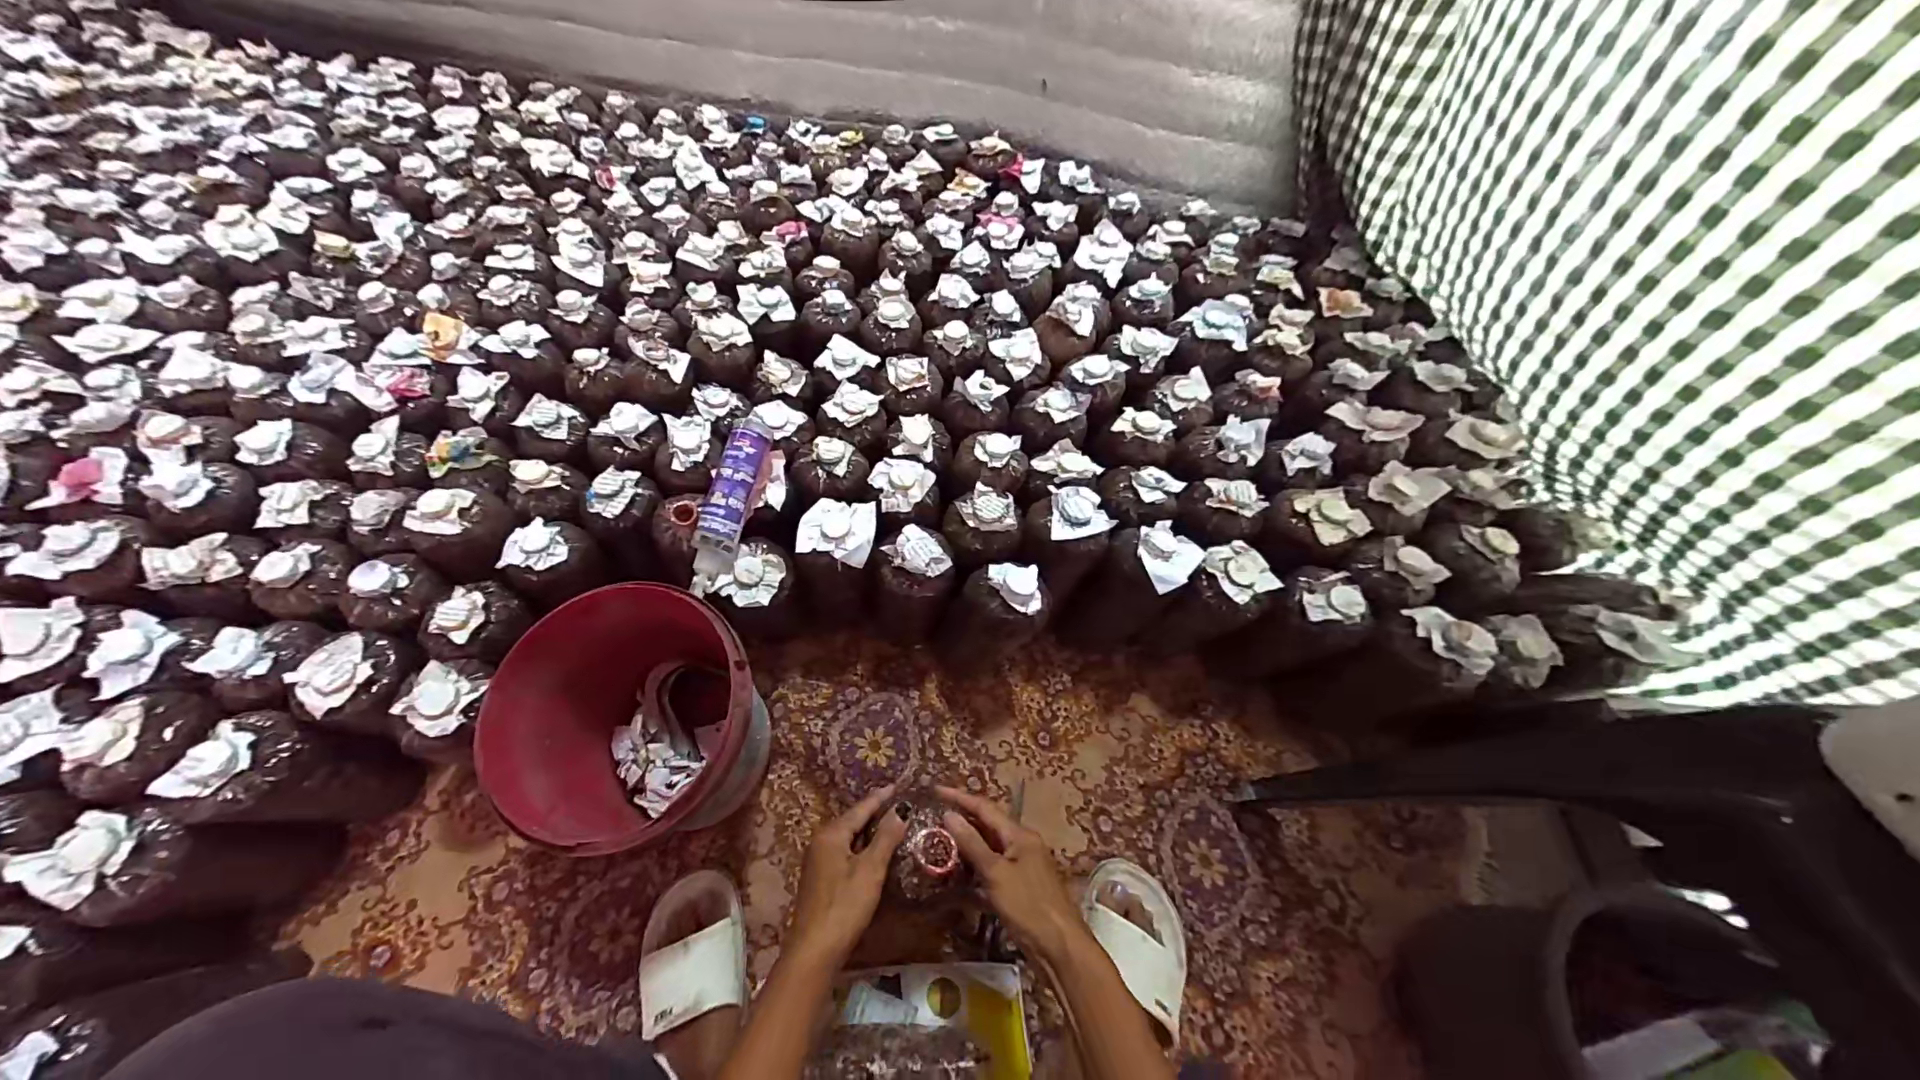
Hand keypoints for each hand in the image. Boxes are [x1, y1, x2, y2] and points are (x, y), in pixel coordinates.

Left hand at [785, 784, 906, 969]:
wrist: (814, 951)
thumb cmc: (844, 906)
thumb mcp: (870, 869)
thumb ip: (886, 837)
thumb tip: (900, 809)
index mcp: (831, 834)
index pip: (861, 808)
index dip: (881, 797)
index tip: (898, 785)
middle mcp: (821, 841)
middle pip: (853, 820)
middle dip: (875, 812)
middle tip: (899, 803)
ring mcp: (818, 860)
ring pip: (849, 837)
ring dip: (869, 831)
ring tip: (892, 823)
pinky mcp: (820, 878)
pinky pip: (845, 851)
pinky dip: (861, 847)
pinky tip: (874, 852)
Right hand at [937, 786, 1085, 963]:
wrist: (1060, 948)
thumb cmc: (1029, 906)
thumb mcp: (996, 873)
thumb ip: (972, 843)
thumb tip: (949, 814)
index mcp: (1020, 835)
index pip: (985, 808)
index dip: (959, 797)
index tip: (936, 790)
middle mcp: (1023, 845)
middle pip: (988, 826)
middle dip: (962, 820)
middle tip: (933, 817)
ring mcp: (1023, 866)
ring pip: (990, 848)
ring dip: (967, 845)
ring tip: (940, 843)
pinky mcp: (1020, 888)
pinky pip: (993, 868)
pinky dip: (975, 868)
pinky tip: (958, 875)